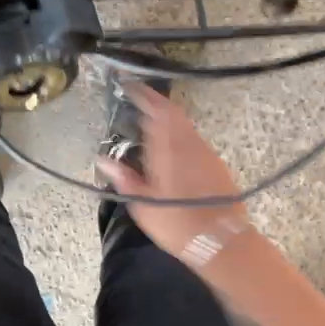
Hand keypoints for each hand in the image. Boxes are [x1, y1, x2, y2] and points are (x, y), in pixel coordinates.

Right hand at [96, 83, 254, 260]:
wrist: (220, 241)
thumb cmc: (177, 224)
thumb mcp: (143, 206)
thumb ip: (124, 180)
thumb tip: (104, 161)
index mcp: (167, 150)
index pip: (157, 111)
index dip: (144, 95)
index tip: (131, 84)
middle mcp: (189, 144)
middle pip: (174, 113)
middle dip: (157, 102)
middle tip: (141, 98)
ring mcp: (206, 153)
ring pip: (186, 126)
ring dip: (169, 119)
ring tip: (153, 121)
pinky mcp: (217, 164)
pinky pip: (195, 140)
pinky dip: (181, 134)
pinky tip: (174, 146)